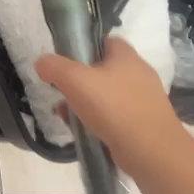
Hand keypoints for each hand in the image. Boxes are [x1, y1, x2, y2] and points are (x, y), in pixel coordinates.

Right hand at [35, 38, 187, 163]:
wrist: (151, 152)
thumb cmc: (113, 107)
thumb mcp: (73, 80)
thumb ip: (53, 66)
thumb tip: (42, 63)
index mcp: (128, 58)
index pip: (107, 41)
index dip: (85, 45)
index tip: (66, 58)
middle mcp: (140, 76)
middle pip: (103, 70)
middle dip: (79, 79)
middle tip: (62, 88)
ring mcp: (144, 101)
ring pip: (107, 95)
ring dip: (85, 102)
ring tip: (67, 114)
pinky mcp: (144, 124)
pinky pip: (114, 115)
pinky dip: (97, 120)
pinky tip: (83, 130)